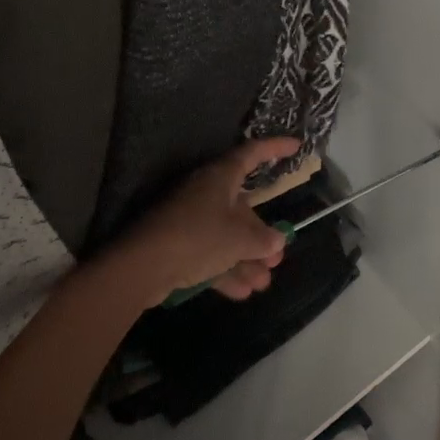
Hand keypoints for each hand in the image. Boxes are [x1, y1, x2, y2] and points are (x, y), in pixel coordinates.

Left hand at [106, 137, 299, 304]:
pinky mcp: (178, 245)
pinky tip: (242, 293)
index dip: (275, 148)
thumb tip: (277, 241)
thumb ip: (263, 239)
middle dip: (262, 236)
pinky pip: (210, 254)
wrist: (142, 266)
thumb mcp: (239, 239)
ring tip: (263, 283)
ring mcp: (191, 220)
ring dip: (247, 260)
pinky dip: (226, 270)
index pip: (252, 154)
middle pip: (242, 208)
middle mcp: (206, 193)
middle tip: (278, 258)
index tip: (297, 147)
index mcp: (221, 177)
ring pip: (227, 236)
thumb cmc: (198, 237)